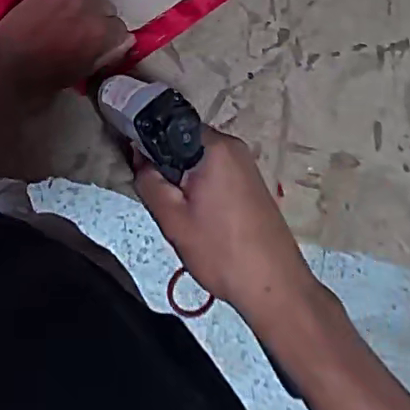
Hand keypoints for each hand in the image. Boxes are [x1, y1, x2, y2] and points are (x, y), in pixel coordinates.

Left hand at [0, 0, 133, 95]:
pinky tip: (60, 4)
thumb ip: (106, 54)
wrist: (6, 62)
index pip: (122, 31)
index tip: (98, 45)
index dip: (109, 40)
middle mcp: (94, 8)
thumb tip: (121, 42)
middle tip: (81, 31)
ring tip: (69, 16)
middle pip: (110, 9)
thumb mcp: (84, 71)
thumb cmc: (45, 76)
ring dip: (86, 4)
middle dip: (100, 20)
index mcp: (103, 33)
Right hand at [135, 127, 320, 319]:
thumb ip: (149, 181)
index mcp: (214, 146)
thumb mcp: (173, 219)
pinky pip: (215, 170)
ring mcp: (245, 162)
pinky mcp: (250, 180)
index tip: (136, 165)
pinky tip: (200, 217)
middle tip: (162, 200)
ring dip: (183, 179)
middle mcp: (232, 145)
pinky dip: (201, 186)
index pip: (169, 125)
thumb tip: (137, 153)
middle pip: (184, 142)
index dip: (148, 142)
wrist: (274, 284)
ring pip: (199, 159)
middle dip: (167, 165)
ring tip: (181, 214)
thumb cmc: (221, 251)